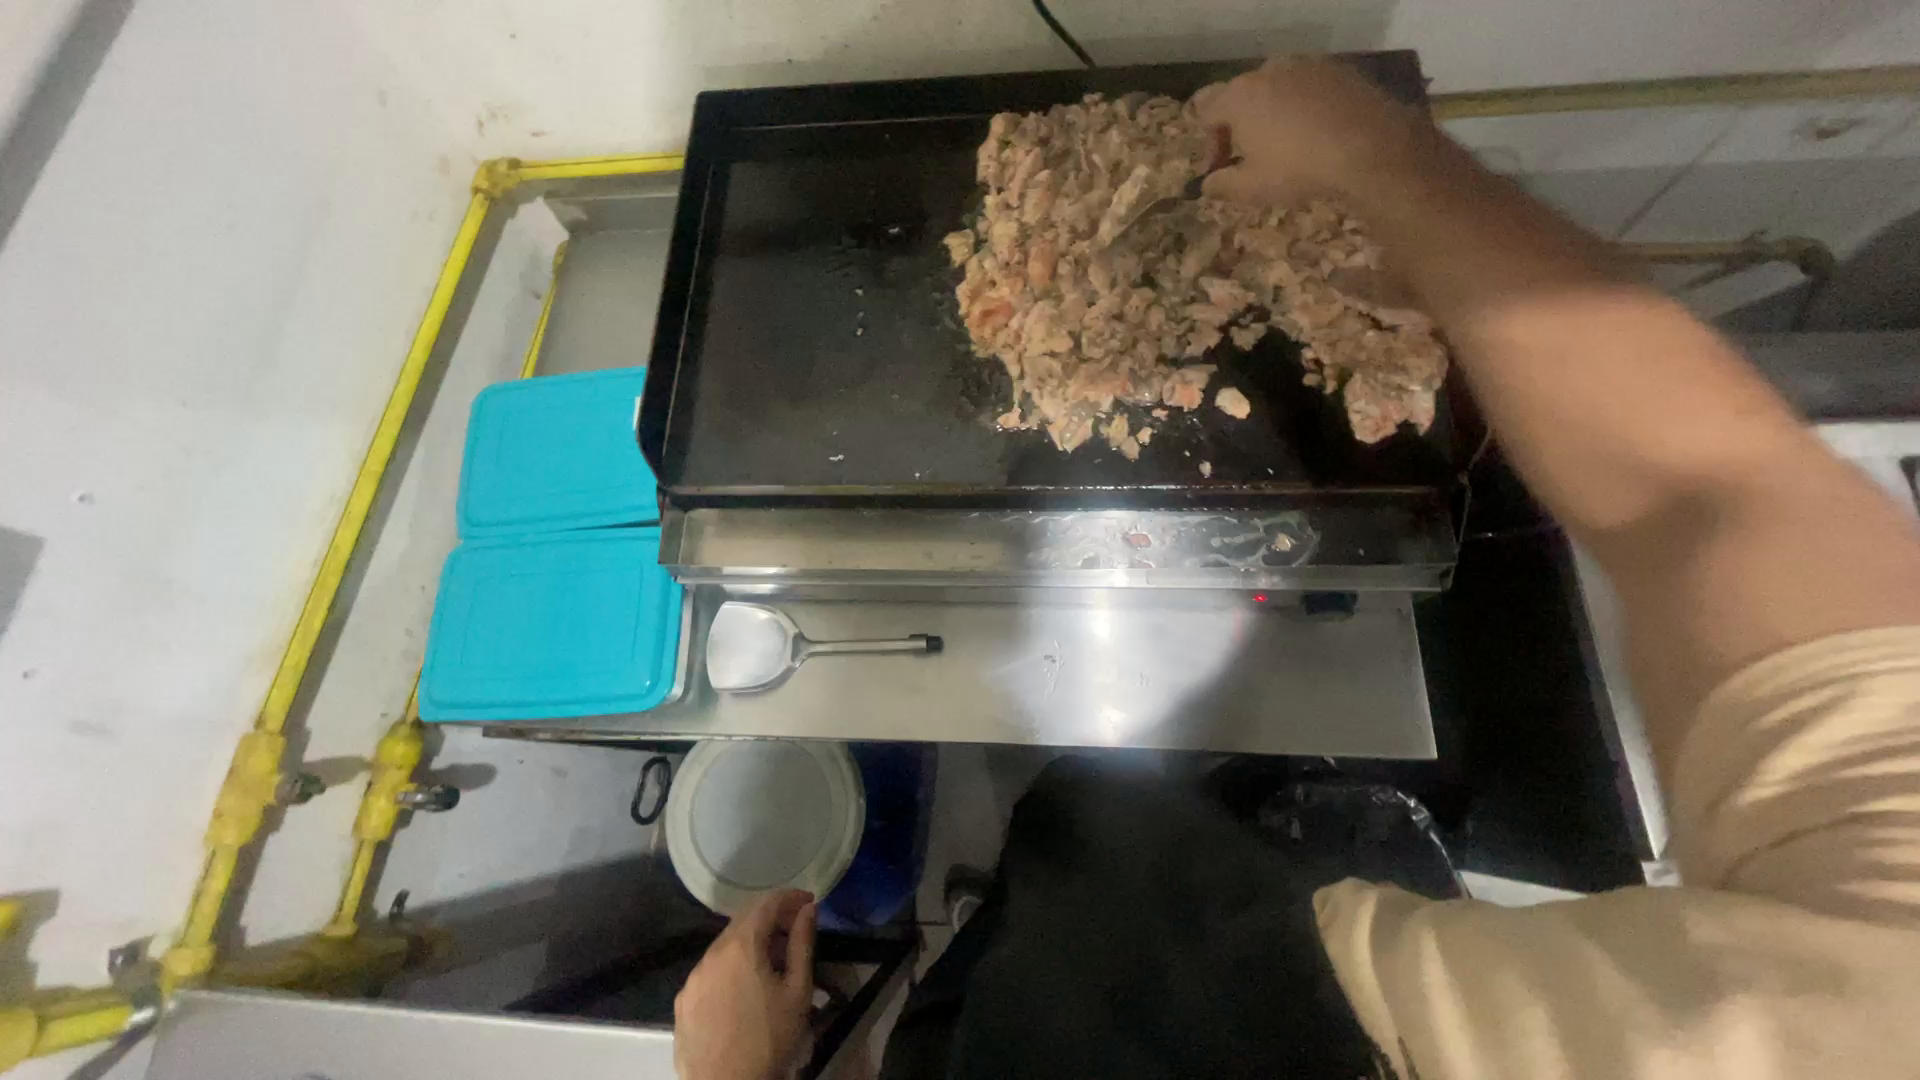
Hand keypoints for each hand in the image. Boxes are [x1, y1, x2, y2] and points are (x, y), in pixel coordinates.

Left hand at [674, 890, 818, 1079]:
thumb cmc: (770, 1039)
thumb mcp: (797, 990)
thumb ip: (802, 942)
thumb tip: (808, 909)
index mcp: (740, 946)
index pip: (766, 903)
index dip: (790, 898)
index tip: (809, 903)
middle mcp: (710, 955)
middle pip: (743, 921)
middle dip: (772, 918)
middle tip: (795, 931)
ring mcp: (692, 980)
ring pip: (725, 947)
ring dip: (750, 943)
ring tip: (773, 962)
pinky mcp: (682, 1004)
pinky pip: (710, 971)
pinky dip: (731, 967)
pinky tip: (745, 989)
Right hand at [1193, 56, 1429, 205]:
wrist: (1368, 147)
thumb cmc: (1297, 169)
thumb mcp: (1250, 188)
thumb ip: (1221, 185)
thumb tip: (1207, 184)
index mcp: (1240, 97)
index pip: (1206, 113)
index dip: (1208, 145)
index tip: (1220, 170)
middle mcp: (1269, 70)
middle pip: (1240, 95)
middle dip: (1238, 125)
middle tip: (1248, 156)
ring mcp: (1305, 65)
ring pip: (1274, 88)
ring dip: (1269, 114)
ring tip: (1282, 144)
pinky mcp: (1337, 69)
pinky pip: (1306, 87)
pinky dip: (1300, 107)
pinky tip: (1313, 134)